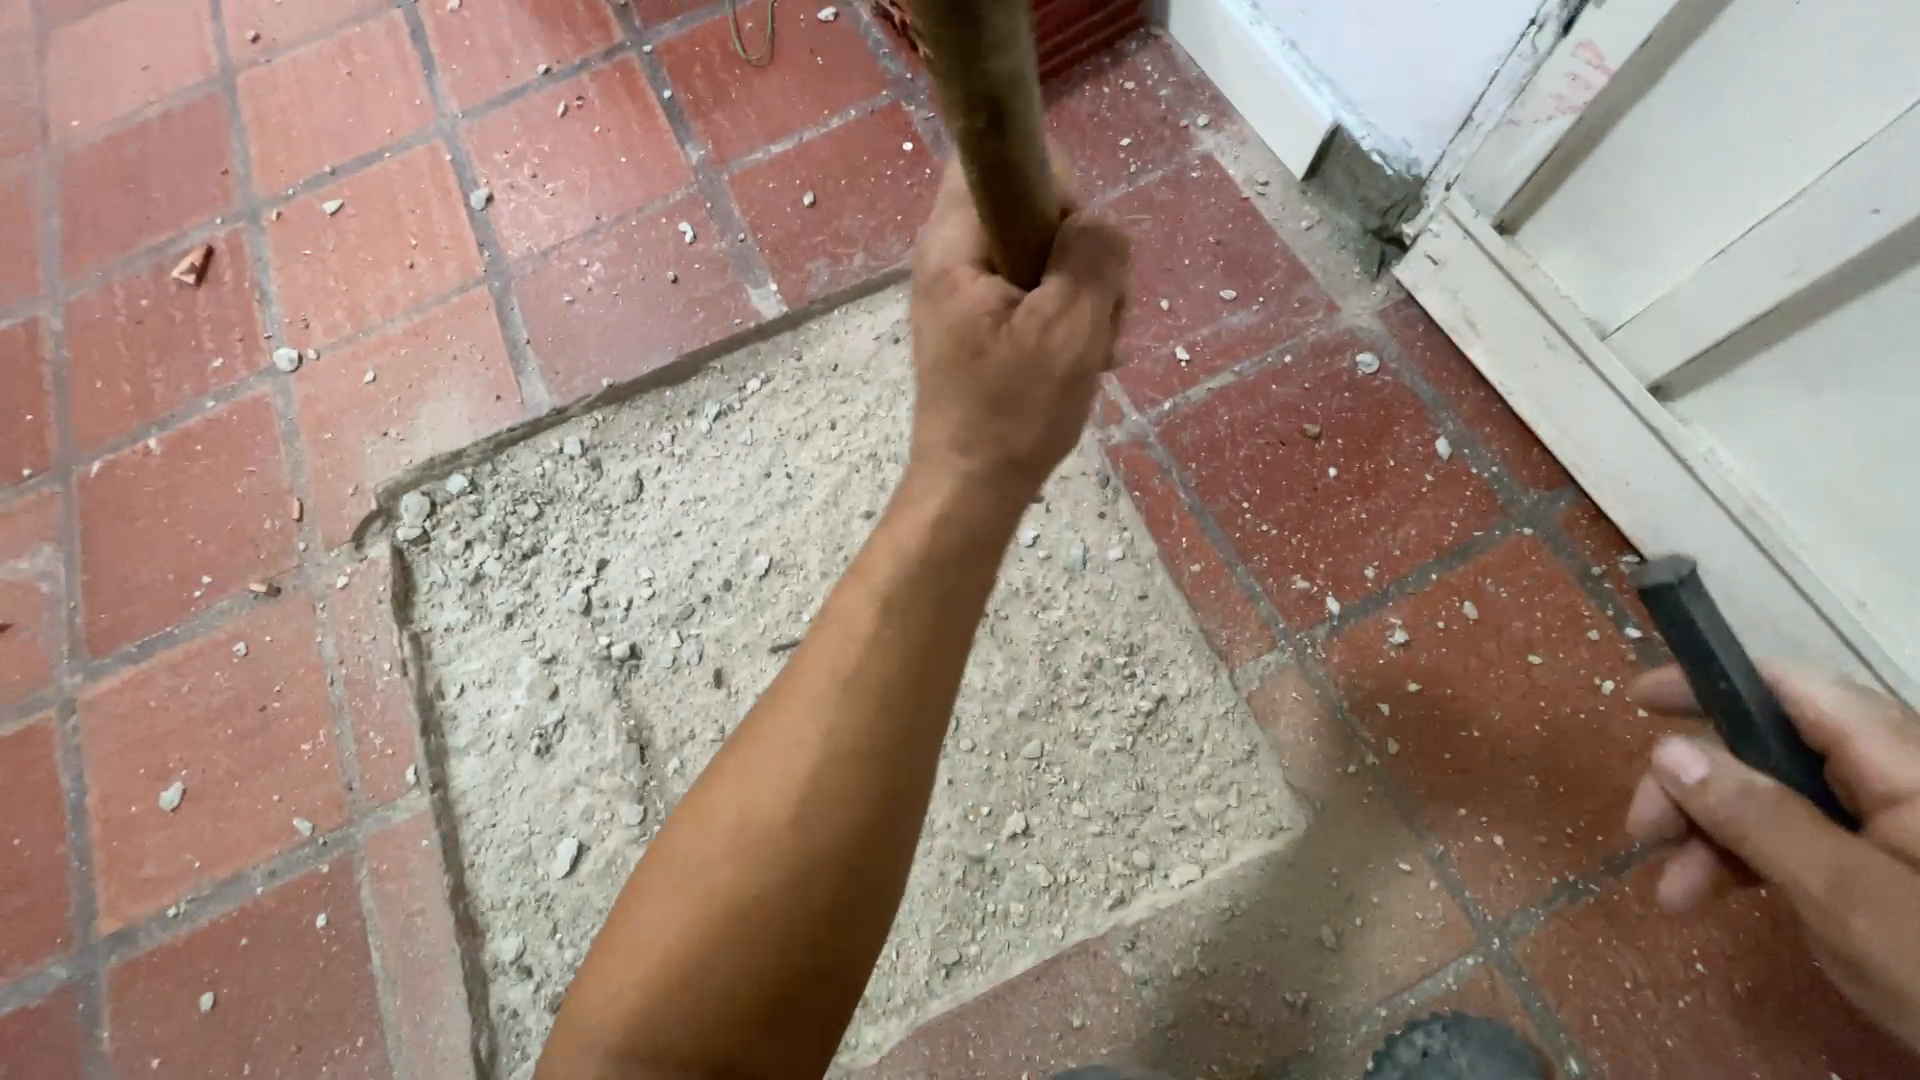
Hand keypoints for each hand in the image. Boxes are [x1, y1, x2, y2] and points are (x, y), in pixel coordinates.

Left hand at [907, 160, 1129, 498]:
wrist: (971, 489)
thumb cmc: (1013, 412)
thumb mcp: (1068, 328)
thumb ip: (1093, 254)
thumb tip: (1096, 227)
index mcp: (954, 245)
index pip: (1001, 160)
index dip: (1056, 187)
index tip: (1079, 248)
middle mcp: (951, 261)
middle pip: (1031, 213)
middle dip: (1081, 256)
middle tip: (1099, 311)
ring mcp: (966, 299)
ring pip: (1042, 262)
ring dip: (1083, 298)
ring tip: (1096, 350)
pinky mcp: (981, 332)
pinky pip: (1034, 301)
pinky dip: (1066, 324)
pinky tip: (1085, 363)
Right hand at [1625, 664, 1919, 1051]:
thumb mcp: (1850, 901)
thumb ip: (1761, 819)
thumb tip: (1668, 750)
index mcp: (1909, 773)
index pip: (1798, 692)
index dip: (1713, 684)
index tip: (1639, 699)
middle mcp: (1900, 786)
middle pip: (1769, 751)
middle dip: (1692, 785)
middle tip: (1641, 829)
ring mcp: (1894, 830)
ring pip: (1771, 799)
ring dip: (1706, 833)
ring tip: (1672, 888)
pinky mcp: (1884, 870)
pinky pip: (1793, 839)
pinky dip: (1739, 861)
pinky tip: (1703, 894)